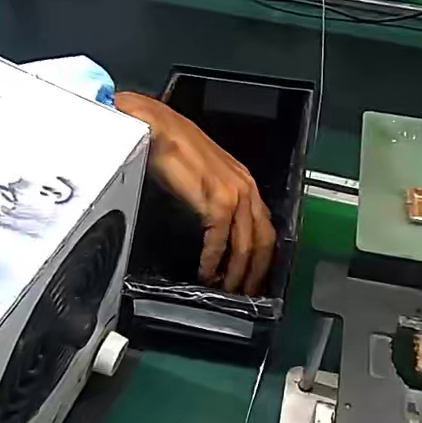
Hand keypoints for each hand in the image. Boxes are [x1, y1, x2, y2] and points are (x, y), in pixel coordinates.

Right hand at [114, 91, 274, 295]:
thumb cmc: (173, 148)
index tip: (254, 277)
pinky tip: (205, 273)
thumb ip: (214, 200)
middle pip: (262, 241)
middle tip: (245, 294)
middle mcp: (247, 189)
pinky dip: (213, 261)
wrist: (156, 128)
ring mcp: (235, 194)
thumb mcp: (203, 177)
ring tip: (225, 290)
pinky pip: (219, 241)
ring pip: (245, 246)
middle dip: (254, 272)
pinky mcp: (217, 201)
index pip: (264, 228)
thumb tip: (213, 232)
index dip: (262, 258)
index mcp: (245, 183)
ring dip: (235, 273)